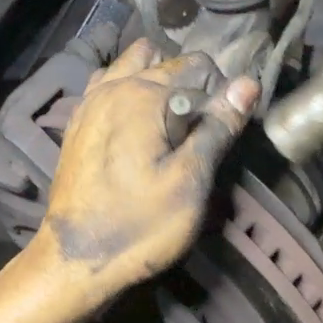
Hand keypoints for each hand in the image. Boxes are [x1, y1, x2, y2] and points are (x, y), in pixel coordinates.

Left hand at [32, 39, 260, 309]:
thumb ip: (218, 127)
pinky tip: (138, 124)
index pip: (198, 67)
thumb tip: (248, 83)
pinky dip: (127, 91)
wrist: (74, 260)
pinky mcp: (77, 124)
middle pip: (165, 61)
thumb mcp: (191, 181)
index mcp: (142, 94)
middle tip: (200, 135)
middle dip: (189, 86)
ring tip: (171, 123)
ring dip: (156, 80)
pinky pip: (107, 85)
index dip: (220, 96)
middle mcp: (111, 85)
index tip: (221, 133)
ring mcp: (88, 102)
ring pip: (131, 65)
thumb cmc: (138, 225)